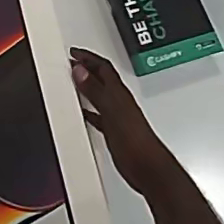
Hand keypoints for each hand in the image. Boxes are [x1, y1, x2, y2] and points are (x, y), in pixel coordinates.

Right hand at [71, 47, 179, 196]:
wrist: (150, 170)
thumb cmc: (137, 143)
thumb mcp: (111, 112)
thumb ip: (95, 91)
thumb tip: (81, 71)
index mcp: (119, 94)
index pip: (103, 67)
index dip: (88, 57)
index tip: (74, 52)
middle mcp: (120, 102)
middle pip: (103, 78)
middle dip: (87, 68)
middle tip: (73, 62)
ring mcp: (119, 117)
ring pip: (101, 94)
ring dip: (88, 86)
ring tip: (75, 81)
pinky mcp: (116, 131)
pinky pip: (100, 114)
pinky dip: (90, 109)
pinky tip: (85, 112)